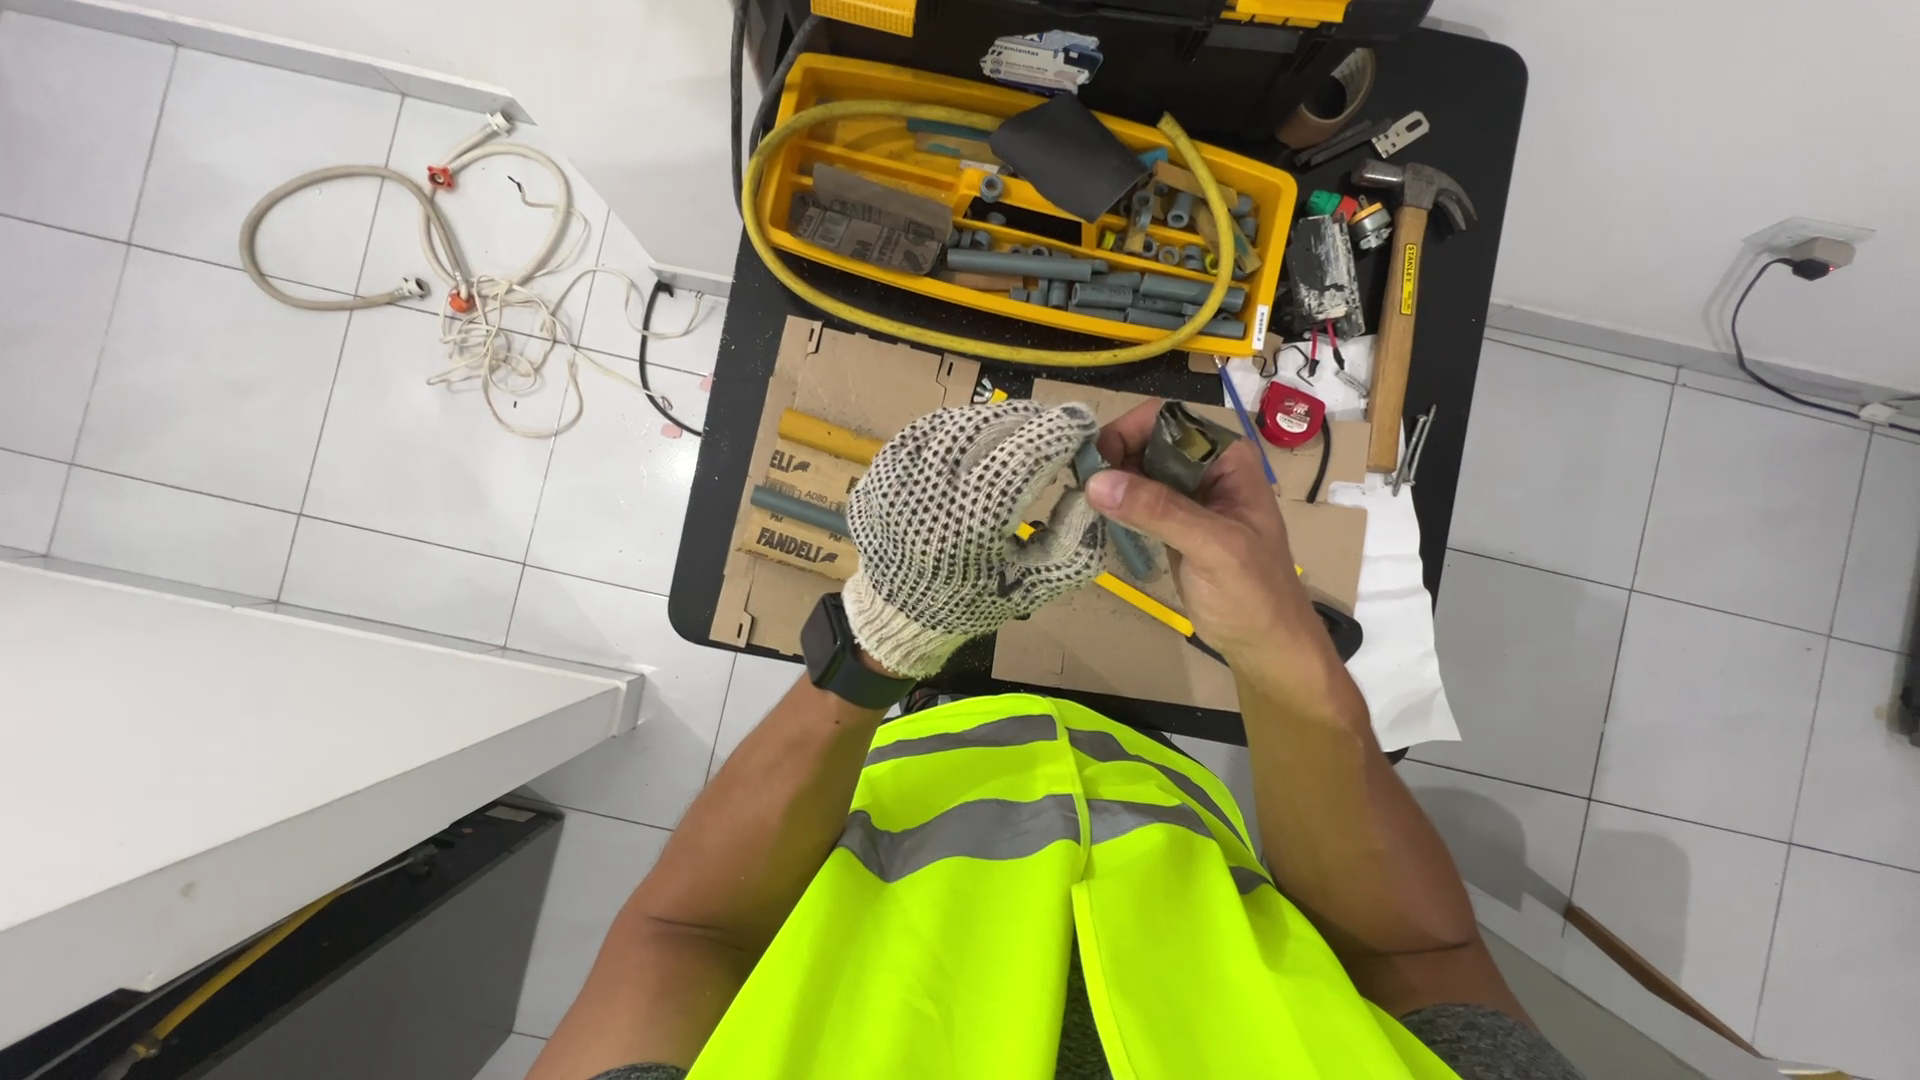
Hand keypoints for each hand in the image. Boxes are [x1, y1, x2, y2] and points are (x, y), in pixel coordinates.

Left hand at [844, 401, 1106, 678]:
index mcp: (969, 527)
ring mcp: (896, 477)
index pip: (1023, 457)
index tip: (1083, 423)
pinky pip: (928, 430)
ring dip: (996, 420)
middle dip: (1031, 420)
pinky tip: (978, 441)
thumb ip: (1075, 540)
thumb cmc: (971, 601)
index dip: (1059, 432)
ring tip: (1020, 432)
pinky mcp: (879, 470)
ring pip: (958, 422)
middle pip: (990, 428)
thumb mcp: (1034, 585)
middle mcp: (928, 493)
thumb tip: (1095, 487)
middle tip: (1054, 426)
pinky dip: (960, 428)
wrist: (896, 614)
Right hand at [1087, 399, 1328, 677]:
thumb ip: (1159, 510)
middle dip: (1111, 458)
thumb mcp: (1212, 546)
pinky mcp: (1170, 524)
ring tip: (1083, 503)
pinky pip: (1135, 500)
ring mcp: (1186, 497)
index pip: (1166, 421)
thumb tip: (1097, 482)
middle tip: (1082, 487)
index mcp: (1225, 458)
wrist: (1264, 642)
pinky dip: (1114, 505)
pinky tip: (1097, 517)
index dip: (1126, 432)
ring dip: (1108, 482)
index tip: (1095, 463)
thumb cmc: (1253, 593)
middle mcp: (1204, 468)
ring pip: (1135, 470)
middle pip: (1144, 441)